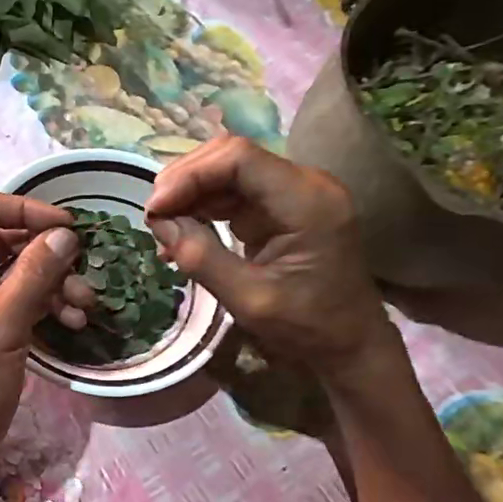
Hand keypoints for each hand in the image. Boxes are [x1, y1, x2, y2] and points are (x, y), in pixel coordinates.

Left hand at [0, 193, 86, 500]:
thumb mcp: (3, 322)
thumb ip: (35, 272)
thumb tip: (66, 233)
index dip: (30, 210)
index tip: (70, 228)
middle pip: (9, 238)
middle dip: (50, 253)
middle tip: (83, 272)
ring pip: (22, 269)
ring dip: (56, 281)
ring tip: (83, 306)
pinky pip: (24, 296)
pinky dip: (48, 303)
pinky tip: (72, 320)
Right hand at [145, 136, 391, 375]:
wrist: (349, 345)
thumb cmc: (307, 328)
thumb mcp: (248, 300)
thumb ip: (201, 257)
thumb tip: (159, 223)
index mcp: (307, 202)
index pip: (238, 158)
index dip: (189, 175)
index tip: (155, 209)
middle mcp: (304, 184)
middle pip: (230, 156)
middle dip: (184, 180)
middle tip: (153, 217)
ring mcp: (292, 193)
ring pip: (226, 170)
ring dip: (188, 193)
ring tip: (161, 227)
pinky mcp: (279, 207)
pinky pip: (231, 192)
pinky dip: (201, 206)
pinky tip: (180, 232)